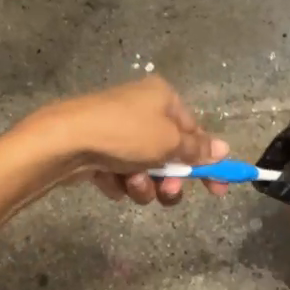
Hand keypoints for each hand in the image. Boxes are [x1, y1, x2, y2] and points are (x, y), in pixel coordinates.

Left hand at [16, 76, 228, 205]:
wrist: (65, 141)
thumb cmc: (125, 134)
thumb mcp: (170, 142)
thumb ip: (198, 149)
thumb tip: (224, 149)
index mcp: (163, 98)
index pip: (196, 133)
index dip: (208, 164)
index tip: (218, 190)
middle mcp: (142, 109)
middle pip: (170, 156)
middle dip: (169, 179)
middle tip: (167, 191)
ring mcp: (118, 131)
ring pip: (146, 170)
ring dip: (143, 184)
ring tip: (129, 182)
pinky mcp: (98, 151)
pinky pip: (120, 174)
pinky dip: (119, 182)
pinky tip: (108, 180)